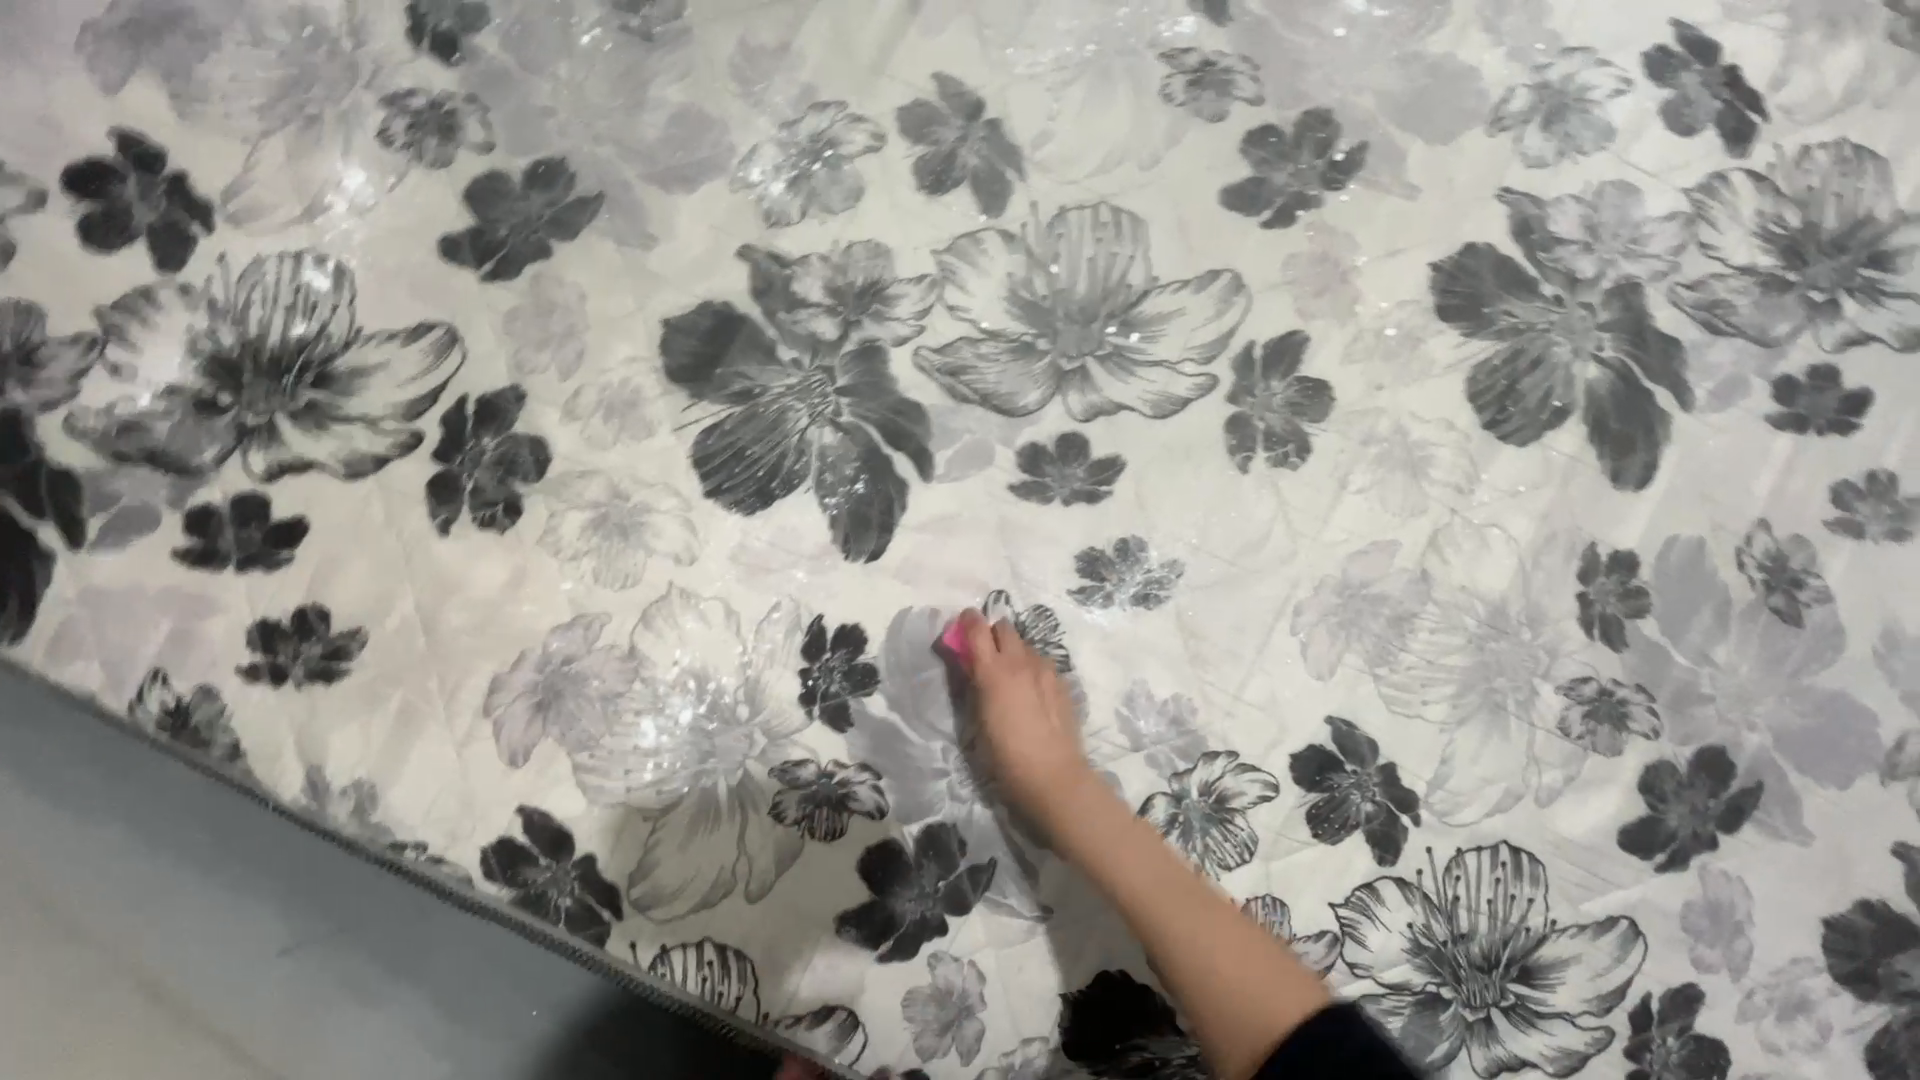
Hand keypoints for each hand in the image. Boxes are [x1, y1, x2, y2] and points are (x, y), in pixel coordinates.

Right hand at [959, 608, 1095, 828]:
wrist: (1053, 774)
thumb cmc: (1005, 755)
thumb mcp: (978, 720)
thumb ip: (974, 685)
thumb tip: (969, 665)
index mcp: (993, 671)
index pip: (977, 629)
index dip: (968, 621)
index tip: (963, 622)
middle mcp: (1021, 662)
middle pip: (1005, 627)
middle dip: (993, 634)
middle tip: (987, 654)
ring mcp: (1046, 670)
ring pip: (1026, 645)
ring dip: (1015, 652)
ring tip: (1012, 678)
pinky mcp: (1063, 683)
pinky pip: (1043, 664)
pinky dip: (1033, 669)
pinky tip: (1033, 693)